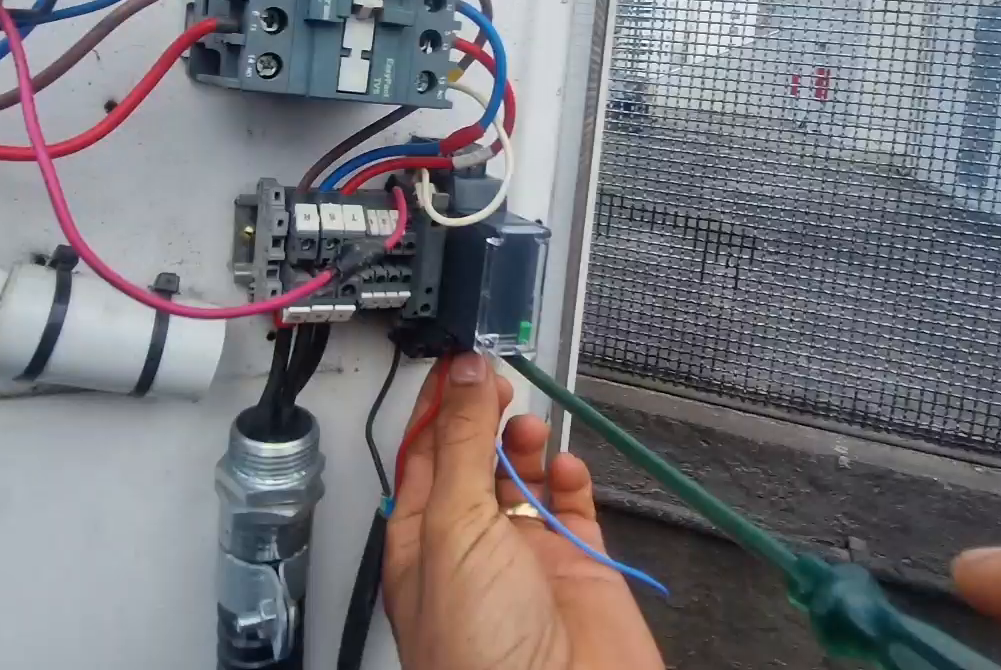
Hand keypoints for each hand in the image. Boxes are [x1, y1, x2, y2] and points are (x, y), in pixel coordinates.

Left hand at [382, 353, 664, 669]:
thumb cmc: (481, 645)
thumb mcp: (455, 525)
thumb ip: (461, 441)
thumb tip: (461, 371)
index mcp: (423, 538)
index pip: (424, 452)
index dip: (438, 403)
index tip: (454, 359)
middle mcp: (471, 542)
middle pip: (474, 459)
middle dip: (483, 416)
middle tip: (497, 381)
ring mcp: (525, 553)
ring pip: (523, 476)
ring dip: (526, 444)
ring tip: (530, 427)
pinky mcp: (576, 564)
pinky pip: (571, 505)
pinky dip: (570, 479)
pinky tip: (567, 468)